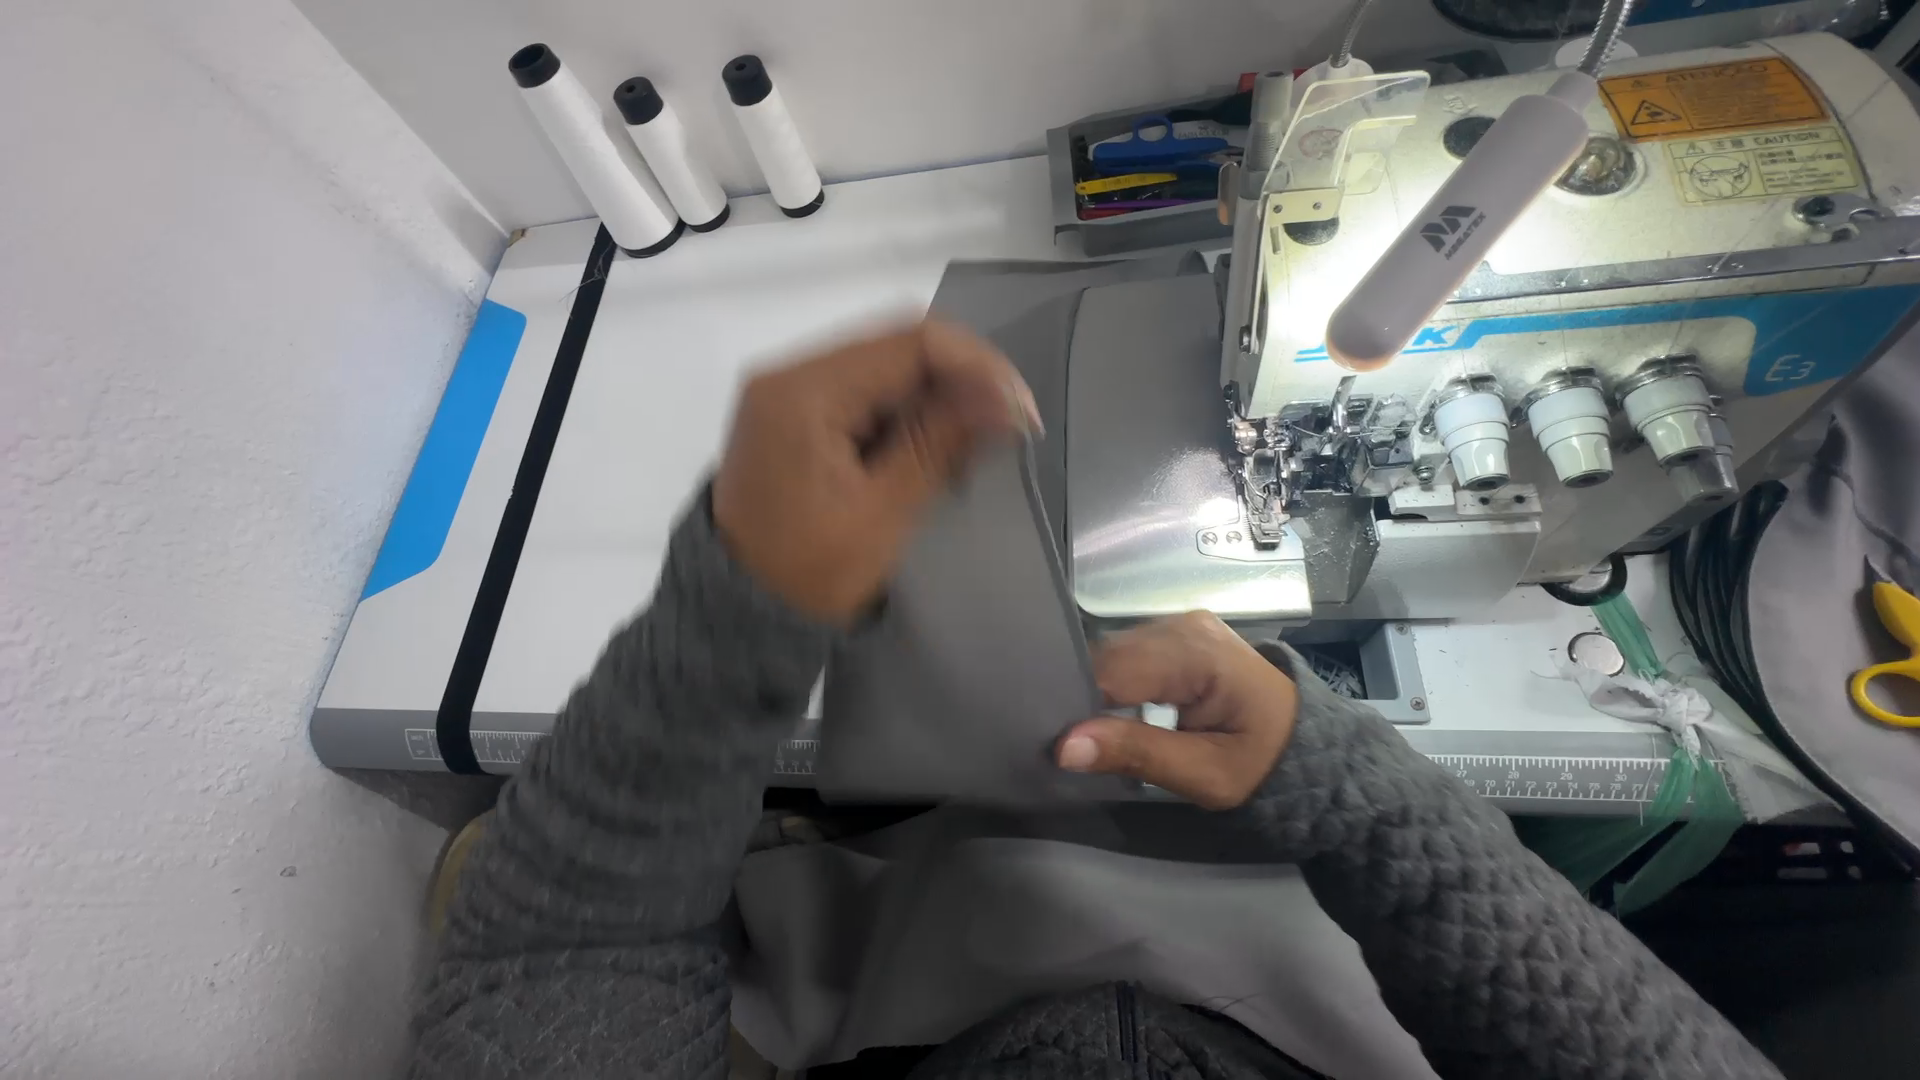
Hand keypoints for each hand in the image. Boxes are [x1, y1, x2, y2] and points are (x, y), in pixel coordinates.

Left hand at [713, 321, 1038, 622]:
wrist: (740, 614)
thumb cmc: (807, 576)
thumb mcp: (880, 515)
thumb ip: (939, 445)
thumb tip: (1006, 400)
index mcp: (801, 393)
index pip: (908, 343)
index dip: (977, 366)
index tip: (1020, 410)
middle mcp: (788, 374)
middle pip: (896, 345)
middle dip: (962, 378)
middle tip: (1007, 422)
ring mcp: (788, 392)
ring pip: (885, 365)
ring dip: (938, 394)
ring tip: (979, 434)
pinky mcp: (795, 414)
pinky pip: (865, 392)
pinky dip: (908, 411)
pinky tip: (935, 440)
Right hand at [1055, 612, 1299, 809]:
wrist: (1304, 746)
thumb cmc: (1260, 763)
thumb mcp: (1205, 774)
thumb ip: (1137, 754)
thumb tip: (1066, 746)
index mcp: (1198, 652)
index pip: (1114, 671)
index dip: (1079, 704)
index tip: (1057, 742)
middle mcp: (1183, 625)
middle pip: (1108, 657)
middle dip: (1084, 697)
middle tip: (1068, 743)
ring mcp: (1179, 624)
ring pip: (1111, 653)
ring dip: (1095, 690)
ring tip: (1085, 728)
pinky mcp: (1174, 634)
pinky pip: (1126, 653)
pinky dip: (1111, 682)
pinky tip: (1108, 710)